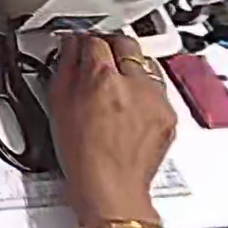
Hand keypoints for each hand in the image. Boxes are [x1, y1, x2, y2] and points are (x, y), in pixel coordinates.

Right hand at [48, 33, 176, 226]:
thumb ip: (66, 65)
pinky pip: (157, 87)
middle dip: (110, 44)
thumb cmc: (81, 152)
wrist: (110, 188)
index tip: (79, 44)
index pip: (93, 39)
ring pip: (145, 62)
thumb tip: (70, 46)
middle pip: (125, 41)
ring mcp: (155, 100)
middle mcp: (134, 84)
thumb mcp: (58, 101)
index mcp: (101, 77)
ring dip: (130, 65)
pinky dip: (143, 88)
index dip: (82, 39)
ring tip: (116, 81)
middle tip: (98, 53)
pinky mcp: (169, 116)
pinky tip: (128, 102)